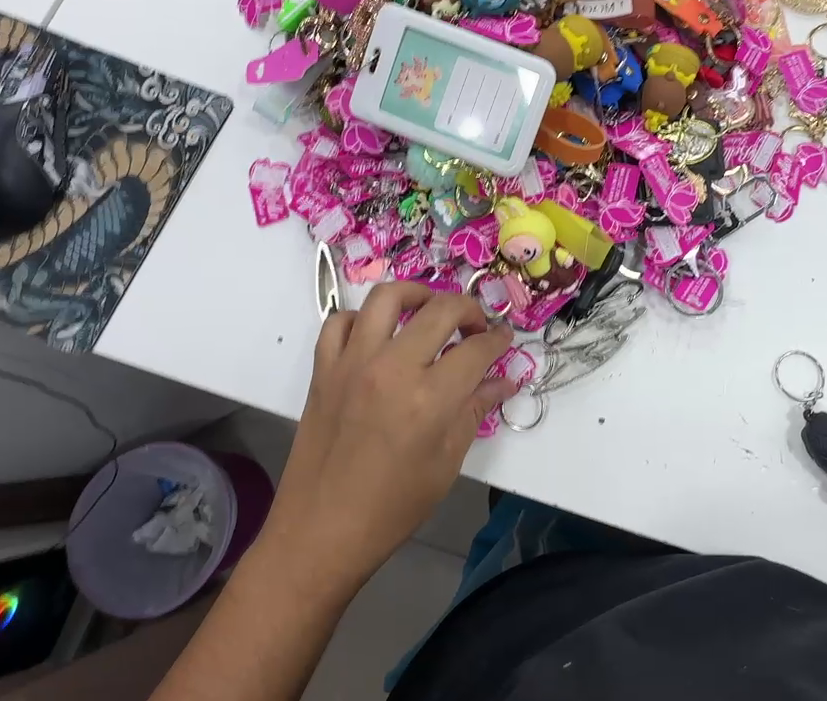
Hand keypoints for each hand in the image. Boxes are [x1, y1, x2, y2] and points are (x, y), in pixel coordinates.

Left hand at [264, 283, 517, 592]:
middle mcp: (392, 368)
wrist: (321, 531)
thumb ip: (474, 411)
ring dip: (417, 294)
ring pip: (387, 297)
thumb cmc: (393, 507)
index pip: (477, 349)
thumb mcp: (446, 462)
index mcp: (430, 399)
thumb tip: (503, 381)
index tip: (505, 340)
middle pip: (441, 309)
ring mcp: (352, 363)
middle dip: (469, 310)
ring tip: (429, 310)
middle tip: (476, 328)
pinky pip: (341, 322)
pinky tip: (378, 336)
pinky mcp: (323, 369)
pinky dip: (363, 319)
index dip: (499, 340)